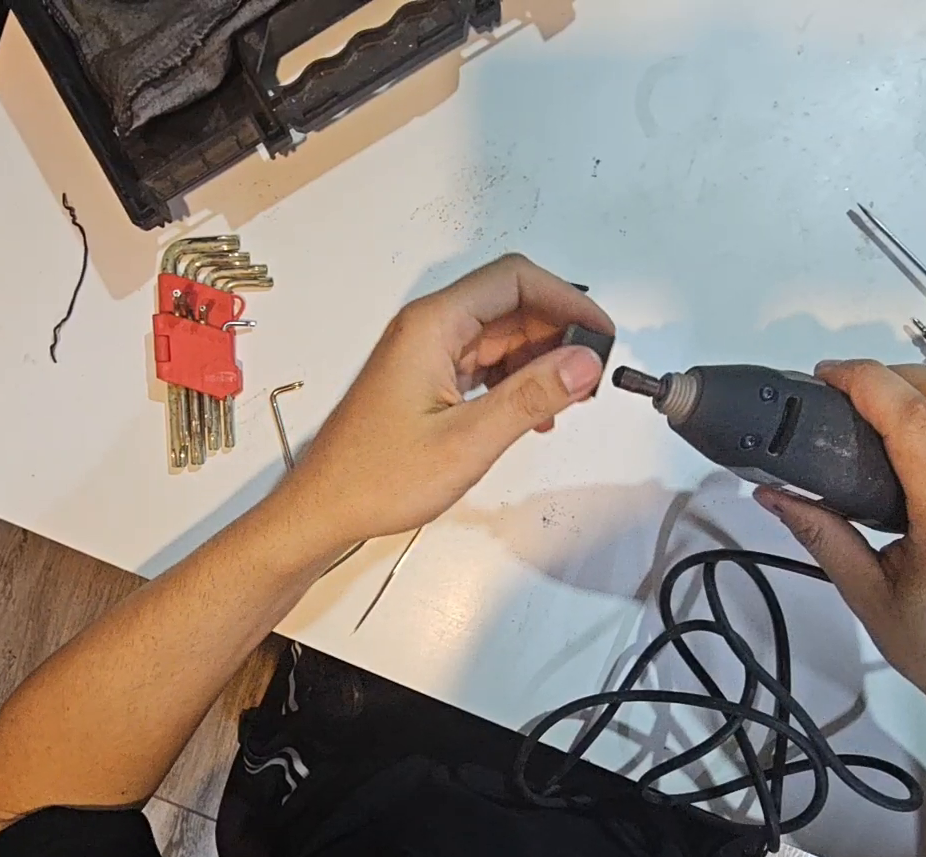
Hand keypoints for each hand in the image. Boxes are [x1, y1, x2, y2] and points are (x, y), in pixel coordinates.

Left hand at [276, 254, 612, 546]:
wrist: (326, 508)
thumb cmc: (378, 477)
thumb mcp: (467, 441)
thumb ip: (530, 396)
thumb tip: (584, 361)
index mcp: (433, 325)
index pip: (514, 280)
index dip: (566, 299)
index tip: (599, 334)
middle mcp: (428, 329)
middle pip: (509, 304)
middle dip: (556, 333)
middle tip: (588, 376)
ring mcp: (425, 354)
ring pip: (498, 336)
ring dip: (537, 362)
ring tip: (563, 402)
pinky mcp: (425, 379)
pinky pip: (482, 364)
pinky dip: (513, 382)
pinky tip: (530, 414)